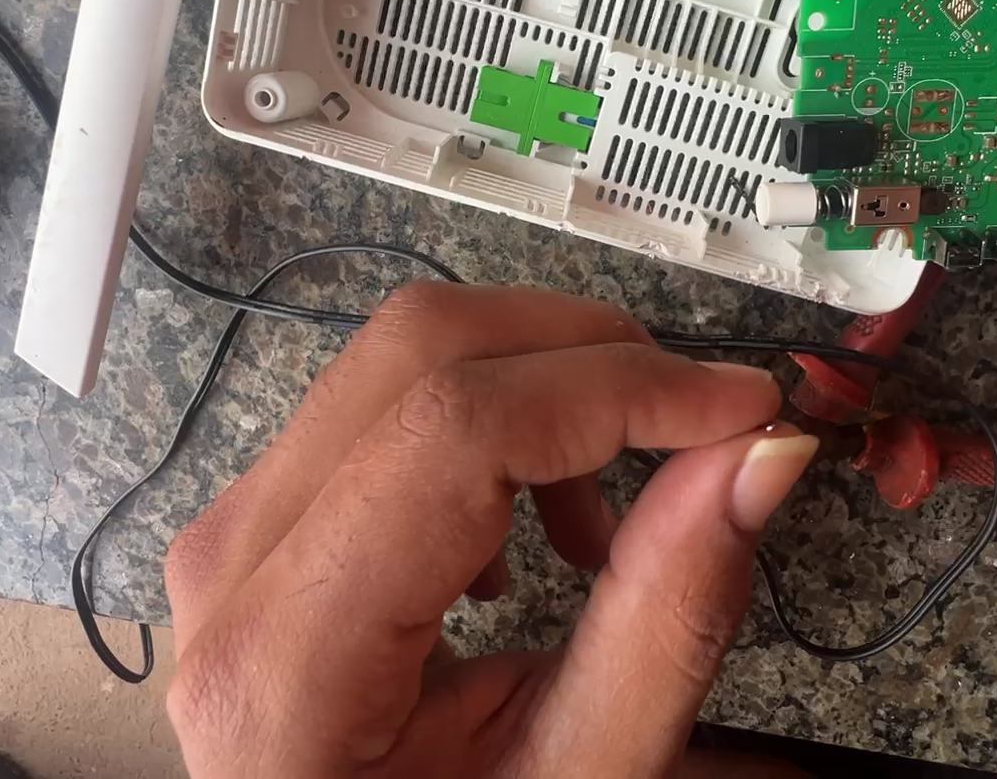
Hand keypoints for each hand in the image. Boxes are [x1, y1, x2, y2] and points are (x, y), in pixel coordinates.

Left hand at [162, 283, 816, 777]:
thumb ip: (665, 619)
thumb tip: (759, 456)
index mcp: (286, 652)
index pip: (459, 427)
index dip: (617, 388)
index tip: (740, 404)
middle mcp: (237, 549)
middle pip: (423, 346)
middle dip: (585, 350)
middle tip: (688, 422)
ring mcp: (239, 511)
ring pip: (405, 351)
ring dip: (538, 384)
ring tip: (593, 519)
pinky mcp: (264, 499)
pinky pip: (386, 395)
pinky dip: (489, 417)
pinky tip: (516, 526)